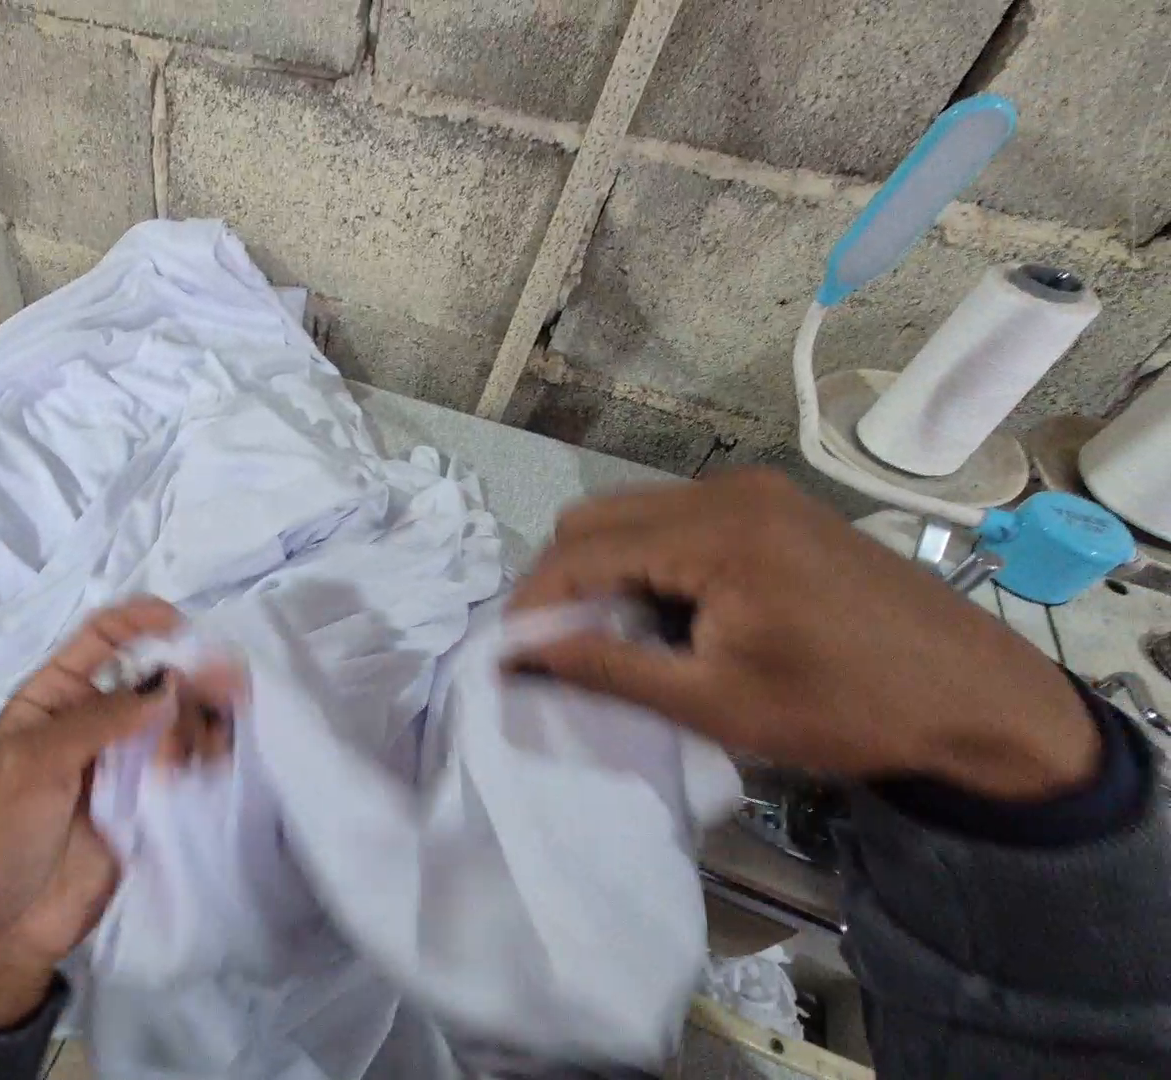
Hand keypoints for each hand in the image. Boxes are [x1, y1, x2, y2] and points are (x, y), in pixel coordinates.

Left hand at [0, 598, 182, 1029]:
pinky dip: (204, 753)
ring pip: (174, 719)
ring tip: (216, 736)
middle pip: (149, 678)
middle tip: (230, 684)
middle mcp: (92, 718)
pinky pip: (183, 762)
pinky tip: (213, 759)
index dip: (139, 621)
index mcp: (52, 697)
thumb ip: (101, 720)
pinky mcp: (146, 798)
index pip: (100, 640)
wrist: (4, 928)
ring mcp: (121, 759)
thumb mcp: (34, 764)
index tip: (181, 624)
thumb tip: (168, 685)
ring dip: (202, 716)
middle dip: (189, 675)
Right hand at [504, 469, 1098, 800]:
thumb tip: (514, 658)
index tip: (513, 652)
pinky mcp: (768, 504)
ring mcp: (752, 491)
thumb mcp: (711, 703)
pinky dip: (642, 558)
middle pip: (593, 519)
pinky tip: (665, 607)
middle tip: (564, 642)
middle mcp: (726, 491)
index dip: (535, 601)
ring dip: (600, 568)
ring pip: (626, 514)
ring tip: (615, 629)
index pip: (582, 551)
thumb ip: (602, 669)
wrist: (985, 704)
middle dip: (562, 581)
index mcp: (716, 533)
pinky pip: (667, 517)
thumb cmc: (845, 711)